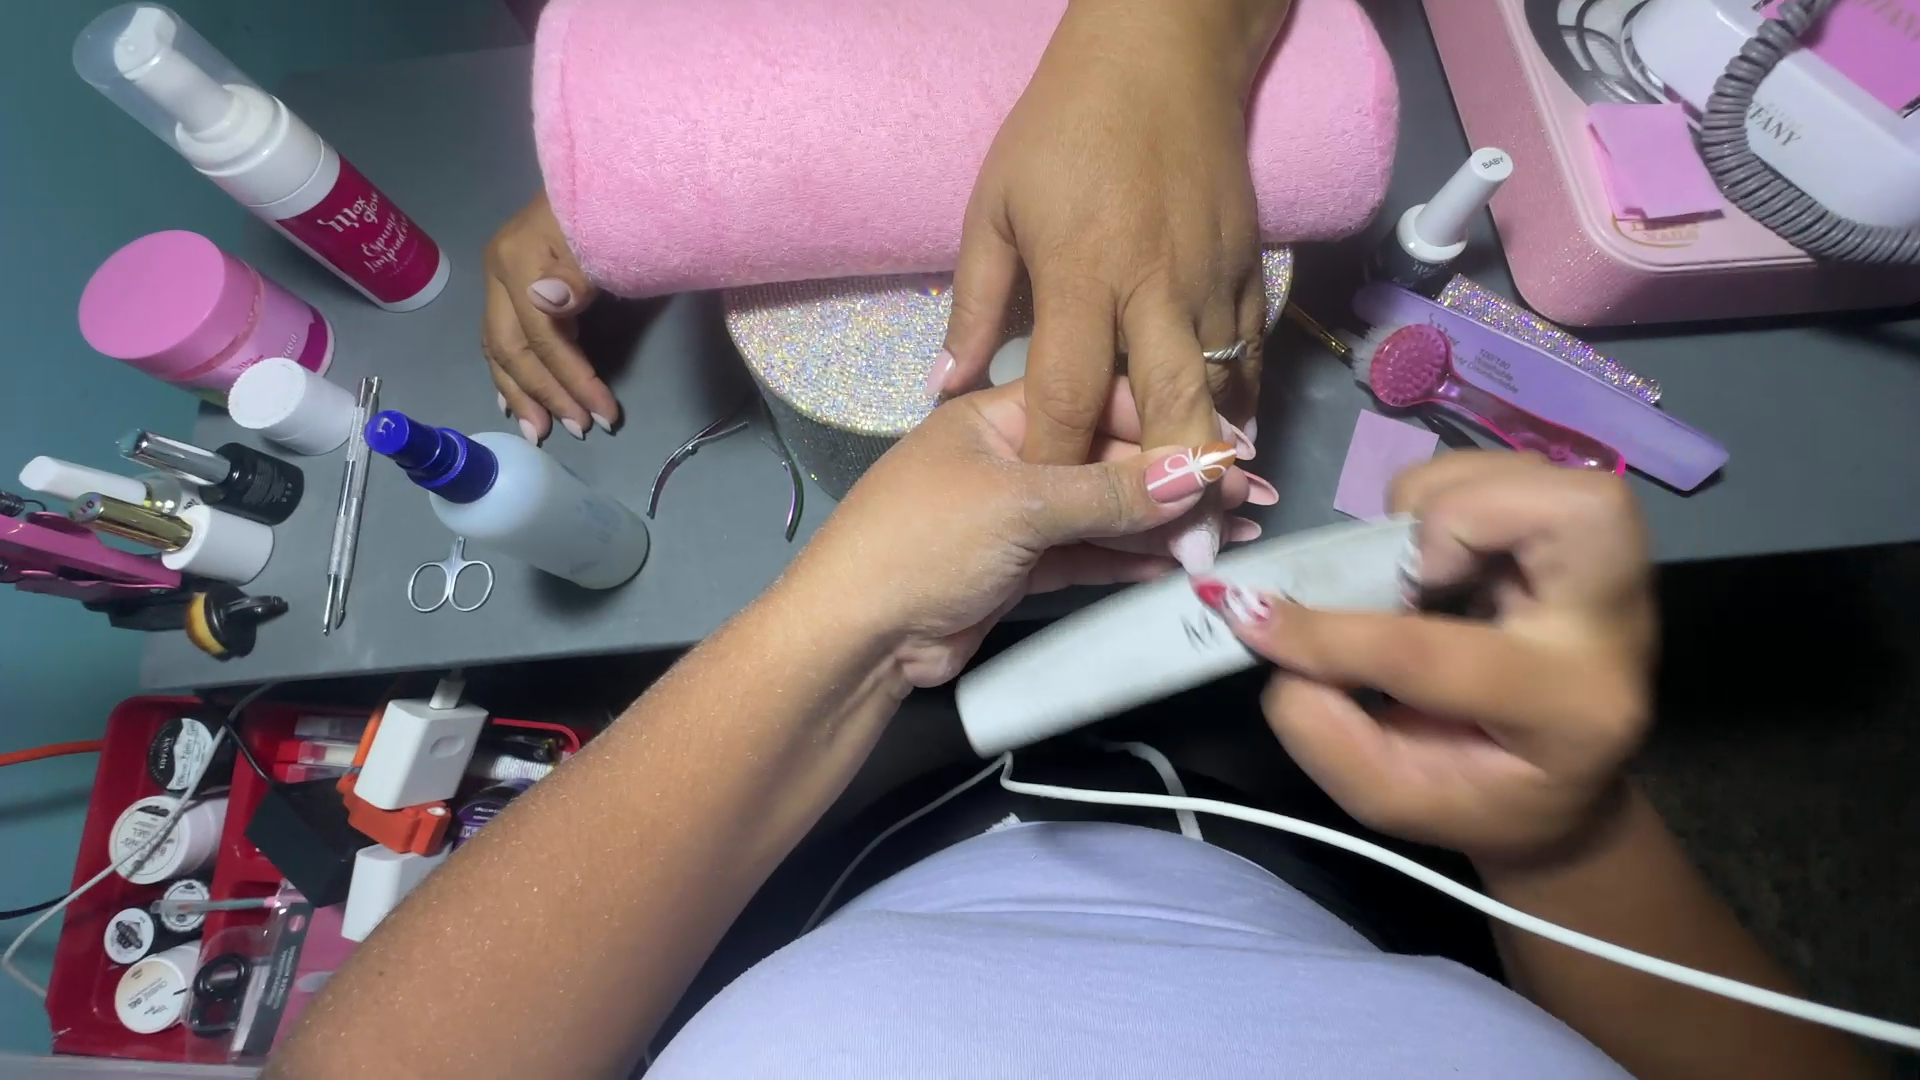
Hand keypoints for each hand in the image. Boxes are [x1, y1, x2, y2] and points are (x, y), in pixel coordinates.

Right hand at [481, 192, 615, 442]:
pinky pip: (506, 337)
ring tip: (538, 429)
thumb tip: (547, 304)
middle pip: (512, 350)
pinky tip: (515, 399)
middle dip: (544, 395)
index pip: (542, 339)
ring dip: (522, 393)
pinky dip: (513, 373)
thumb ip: (576, 274)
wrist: (608, 174)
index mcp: (518, 262)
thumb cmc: (612, 210)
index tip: (605, 416)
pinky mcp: (515, 285)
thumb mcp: (601, 240)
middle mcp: (500, 272)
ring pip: (501, 349)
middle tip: (575, 431)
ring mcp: (503, 278)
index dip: (573, 381)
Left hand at [793, 379, 1256, 687]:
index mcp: (1000, 416)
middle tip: (1250, 499)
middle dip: (1177, 482)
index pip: (1097, 401)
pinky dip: (1133, 558)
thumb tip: (1200, 471)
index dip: (1166, 425)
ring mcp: (1020, 516)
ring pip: (1105, 513)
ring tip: (1238, 533)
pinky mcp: (1024, 567)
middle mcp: (1015, 458)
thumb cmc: (927, 542)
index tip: (1230, 450)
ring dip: (1166, 525)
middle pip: (1109, 461)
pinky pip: (1089, 554)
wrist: (859, 634)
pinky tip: (1184, 562)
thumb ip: (1110, 490)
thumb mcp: (1018, 504)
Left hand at [936, 2, 1280, 570]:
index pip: (1069, 395)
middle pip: (1164, 406)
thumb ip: (975, 305)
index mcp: (1080, 276)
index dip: (1066, 462)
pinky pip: (1248, 353)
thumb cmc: (1060, 130)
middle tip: (1182, 546)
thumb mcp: (993, 210)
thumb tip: (945, 382)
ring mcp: (1209, 280)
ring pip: (1218, 388)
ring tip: (1216, 513)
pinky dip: (1239, 402)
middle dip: (1171, 484)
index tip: (1062, 515)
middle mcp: (1151, 289)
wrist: (1164, 41)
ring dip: (1216, 456)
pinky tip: (1229, 440)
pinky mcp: (1248, 268)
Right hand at [1199, 453, 1656, 859]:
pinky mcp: (1577, 545)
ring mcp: (1604, 576)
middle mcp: (1606, 630)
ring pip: (1537, 478)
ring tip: (1404, 559)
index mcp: (1561, 712)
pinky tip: (1424, 548)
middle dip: (1460, 515)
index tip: (1249, 615)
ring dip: (1439, 501)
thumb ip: (1317, 725)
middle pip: (1579, 512)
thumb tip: (1272, 635)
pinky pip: (1508, 474)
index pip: (1431, 653)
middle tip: (1401, 564)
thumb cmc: (1470, 794)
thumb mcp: (1383, 795)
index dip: (1327, 634)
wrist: (1558, 785)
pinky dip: (1443, 494)